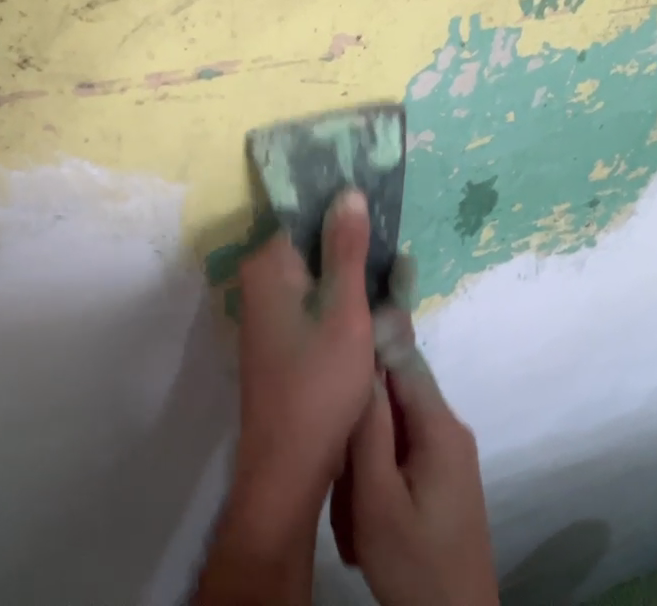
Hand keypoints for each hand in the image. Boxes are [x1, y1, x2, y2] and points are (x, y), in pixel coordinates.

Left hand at [194, 190, 376, 604]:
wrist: (289, 464)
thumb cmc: (318, 383)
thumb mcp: (345, 310)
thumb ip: (346, 249)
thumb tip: (348, 191)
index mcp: (268, 264)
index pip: (307, 214)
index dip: (346, 212)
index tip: (383, 218)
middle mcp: (260, 280)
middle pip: (315, 245)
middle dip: (357, 255)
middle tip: (397, 270)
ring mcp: (269, 310)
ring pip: (321, 278)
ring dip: (356, 286)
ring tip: (392, 300)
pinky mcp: (281, 336)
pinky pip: (317, 303)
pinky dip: (345, 308)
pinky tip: (375, 323)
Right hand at [334, 309, 497, 605]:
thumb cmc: (414, 561)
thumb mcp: (378, 498)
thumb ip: (370, 429)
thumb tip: (362, 366)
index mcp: (439, 427)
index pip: (405, 359)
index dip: (374, 337)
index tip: (338, 325)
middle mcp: (450, 430)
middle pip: (396, 393)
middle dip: (361, 417)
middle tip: (336, 460)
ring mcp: (449, 455)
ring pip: (394, 427)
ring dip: (365, 456)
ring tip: (350, 505)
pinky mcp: (443, 477)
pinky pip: (402, 453)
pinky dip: (377, 473)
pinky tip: (364, 511)